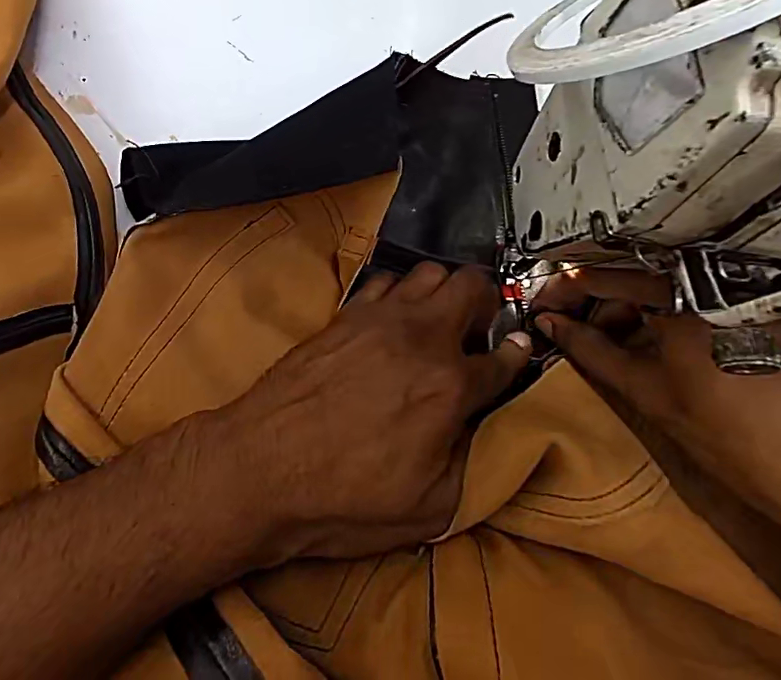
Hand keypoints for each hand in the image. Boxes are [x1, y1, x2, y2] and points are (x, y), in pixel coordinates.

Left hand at [209, 262, 531, 563]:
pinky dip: (398, 293)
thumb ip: (471, 464)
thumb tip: (481, 431)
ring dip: (443, 291)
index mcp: (449, 388)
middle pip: (473, 285)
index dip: (517, 355)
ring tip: (438, 320)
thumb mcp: (428, 508)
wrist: (263, 468)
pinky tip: (393, 319)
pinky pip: (385, 281)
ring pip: (429, 272)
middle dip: (487, 302)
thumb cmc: (344, 497)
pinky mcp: (346, 315)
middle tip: (479, 328)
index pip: (504, 358)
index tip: (517, 351)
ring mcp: (380, 319)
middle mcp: (420, 338)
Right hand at [529, 267, 780, 679]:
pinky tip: (652, 346)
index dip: (564, 289)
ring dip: (630, 306)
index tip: (538, 303)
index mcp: (685, 289)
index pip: (604, 274)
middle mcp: (715, 276)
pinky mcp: (768, 310)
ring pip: (668, 286)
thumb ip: (597, 354)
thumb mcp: (656, 400)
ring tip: (605, 340)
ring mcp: (746, 291)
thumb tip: (552, 325)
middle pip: (636, 270)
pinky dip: (667, 317)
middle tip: (565, 320)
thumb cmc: (748, 445)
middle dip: (593, 294)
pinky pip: (700, 300)